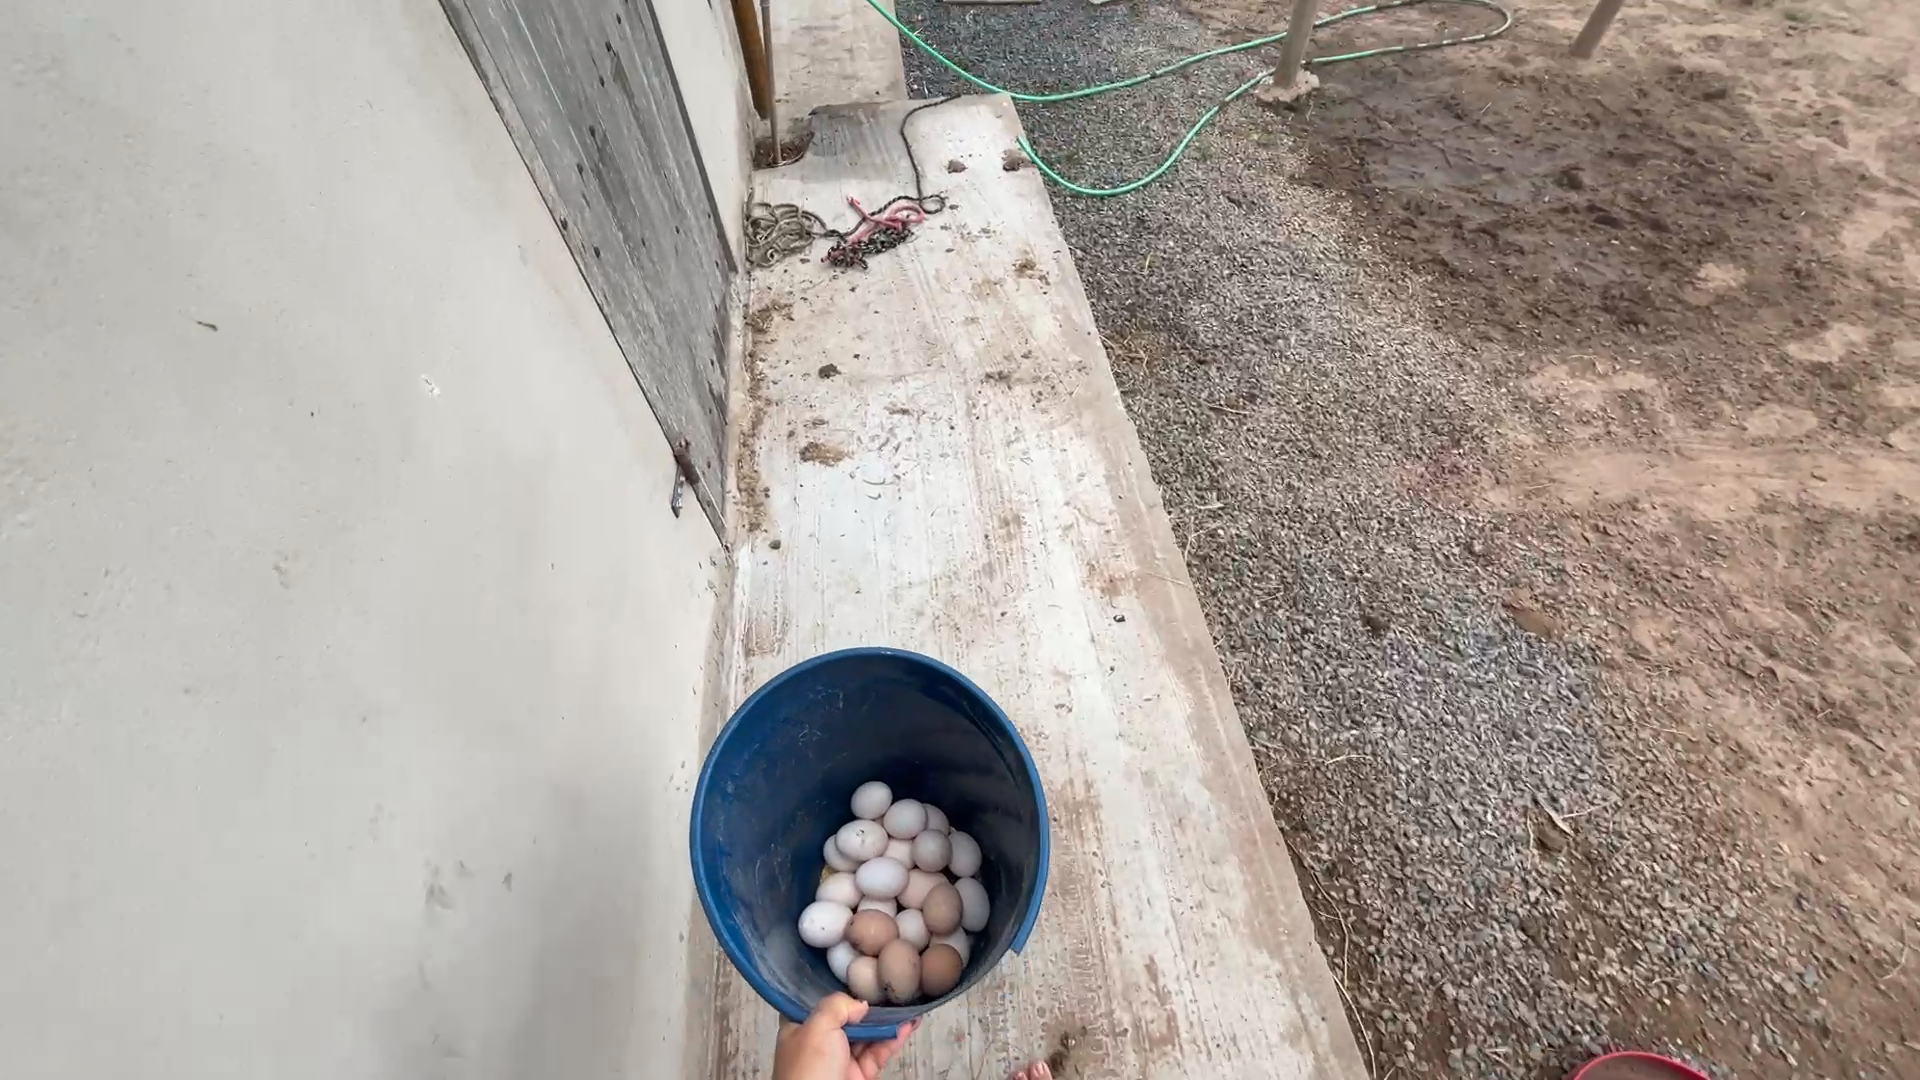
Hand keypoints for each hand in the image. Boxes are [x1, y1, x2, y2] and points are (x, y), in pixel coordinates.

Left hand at [772, 993, 915, 1079]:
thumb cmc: (808, 1072)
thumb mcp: (817, 1027)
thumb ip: (839, 1005)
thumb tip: (861, 1004)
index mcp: (800, 1026)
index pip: (820, 997)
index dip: (839, 983)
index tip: (860, 967)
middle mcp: (820, 1040)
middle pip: (849, 1013)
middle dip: (870, 1000)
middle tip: (891, 982)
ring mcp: (841, 1058)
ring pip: (868, 1032)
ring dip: (888, 1018)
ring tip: (908, 1000)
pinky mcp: (859, 1075)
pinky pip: (879, 1052)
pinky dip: (894, 1038)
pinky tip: (908, 1024)